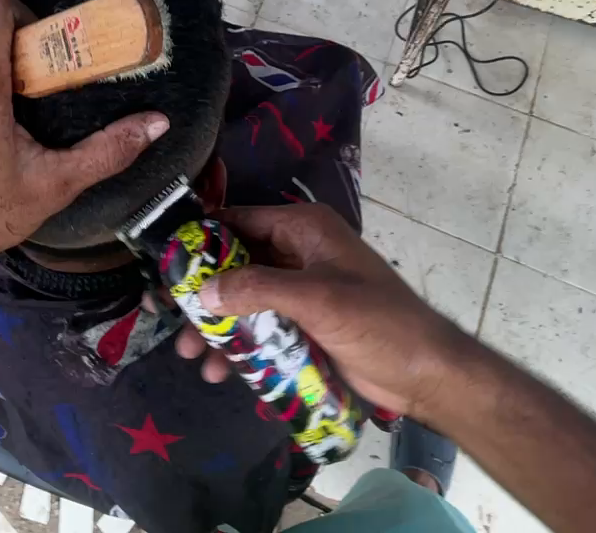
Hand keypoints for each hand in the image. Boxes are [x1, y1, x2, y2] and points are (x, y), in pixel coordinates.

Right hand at [174, 204, 471, 418]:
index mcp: (304, 229)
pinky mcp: (304, 325)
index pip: (242, 221)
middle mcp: (298, 253)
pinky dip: (242, 346)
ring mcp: (301, 290)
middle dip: (206, 295)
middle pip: (238, 265)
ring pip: (246, 301)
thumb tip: (203, 291)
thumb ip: (258, 289)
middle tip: (173, 321)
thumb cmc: (376, 321)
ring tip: (193, 358)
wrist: (427, 374)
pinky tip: (223, 373)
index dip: (204, 239)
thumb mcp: (316, 299)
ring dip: (220, 328)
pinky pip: (262, 329)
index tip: (168, 263)